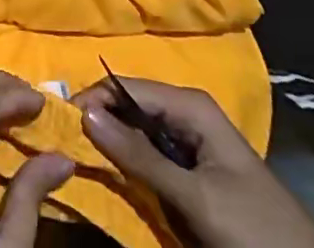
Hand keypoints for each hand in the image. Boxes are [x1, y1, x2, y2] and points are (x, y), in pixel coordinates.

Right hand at [76, 77, 313, 247]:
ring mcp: (188, 138)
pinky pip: (148, 152)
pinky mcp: (189, 165)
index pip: (124, 86)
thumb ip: (141, 157)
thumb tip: (86, 115)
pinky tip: (111, 174)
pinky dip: (127, 160)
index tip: (60, 128)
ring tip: (80, 159)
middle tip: (65, 146)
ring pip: (134, 129)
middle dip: (97, 120)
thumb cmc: (253, 227)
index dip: (91, 101)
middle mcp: (186, 111)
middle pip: (128, 104)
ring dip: (109, 142)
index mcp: (189, 104)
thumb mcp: (194, 196)